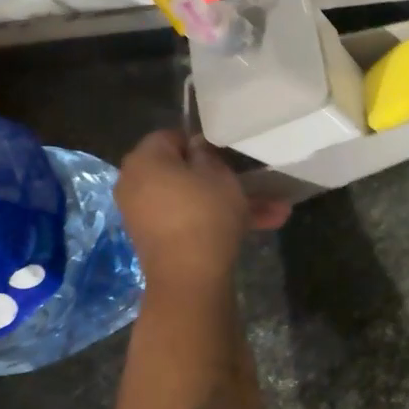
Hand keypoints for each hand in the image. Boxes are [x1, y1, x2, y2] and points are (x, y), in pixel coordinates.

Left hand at [115, 131, 290, 290]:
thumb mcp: (220, 175)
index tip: (229, 154)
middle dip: (221, 178)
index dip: (201, 142)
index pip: (170, 136)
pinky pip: (188, 217)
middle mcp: (134, 181)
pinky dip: (214, 219)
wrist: (188, 272)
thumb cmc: (205, 212)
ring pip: (192, 198)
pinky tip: (254, 227)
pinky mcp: (154, 235)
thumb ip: (209, 155)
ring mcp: (142, 211)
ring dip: (228, 202)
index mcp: (145, 159)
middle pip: (181, 171)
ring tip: (274, 212)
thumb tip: (198, 148)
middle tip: (253, 183)